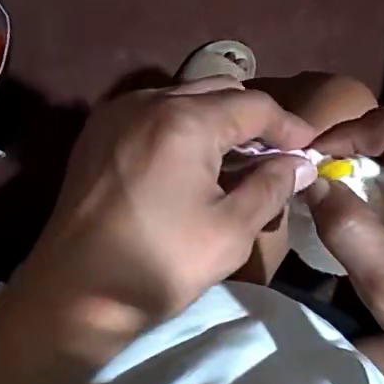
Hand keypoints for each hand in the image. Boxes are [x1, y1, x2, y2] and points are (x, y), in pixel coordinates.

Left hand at [12, 79, 317, 349]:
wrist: (74, 291)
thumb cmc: (157, 264)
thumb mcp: (230, 230)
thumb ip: (270, 186)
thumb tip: (298, 163)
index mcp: (183, 120)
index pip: (253, 104)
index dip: (289, 125)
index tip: (310, 149)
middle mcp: (145, 102)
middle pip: (216, 91)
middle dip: (251, 118)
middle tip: (275, 155)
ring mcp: (114, 115)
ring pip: (180, 99)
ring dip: (214, 121)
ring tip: (236, 160)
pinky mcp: (95, 135)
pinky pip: (149, 115)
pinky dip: (178, 128)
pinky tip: (190, 163)